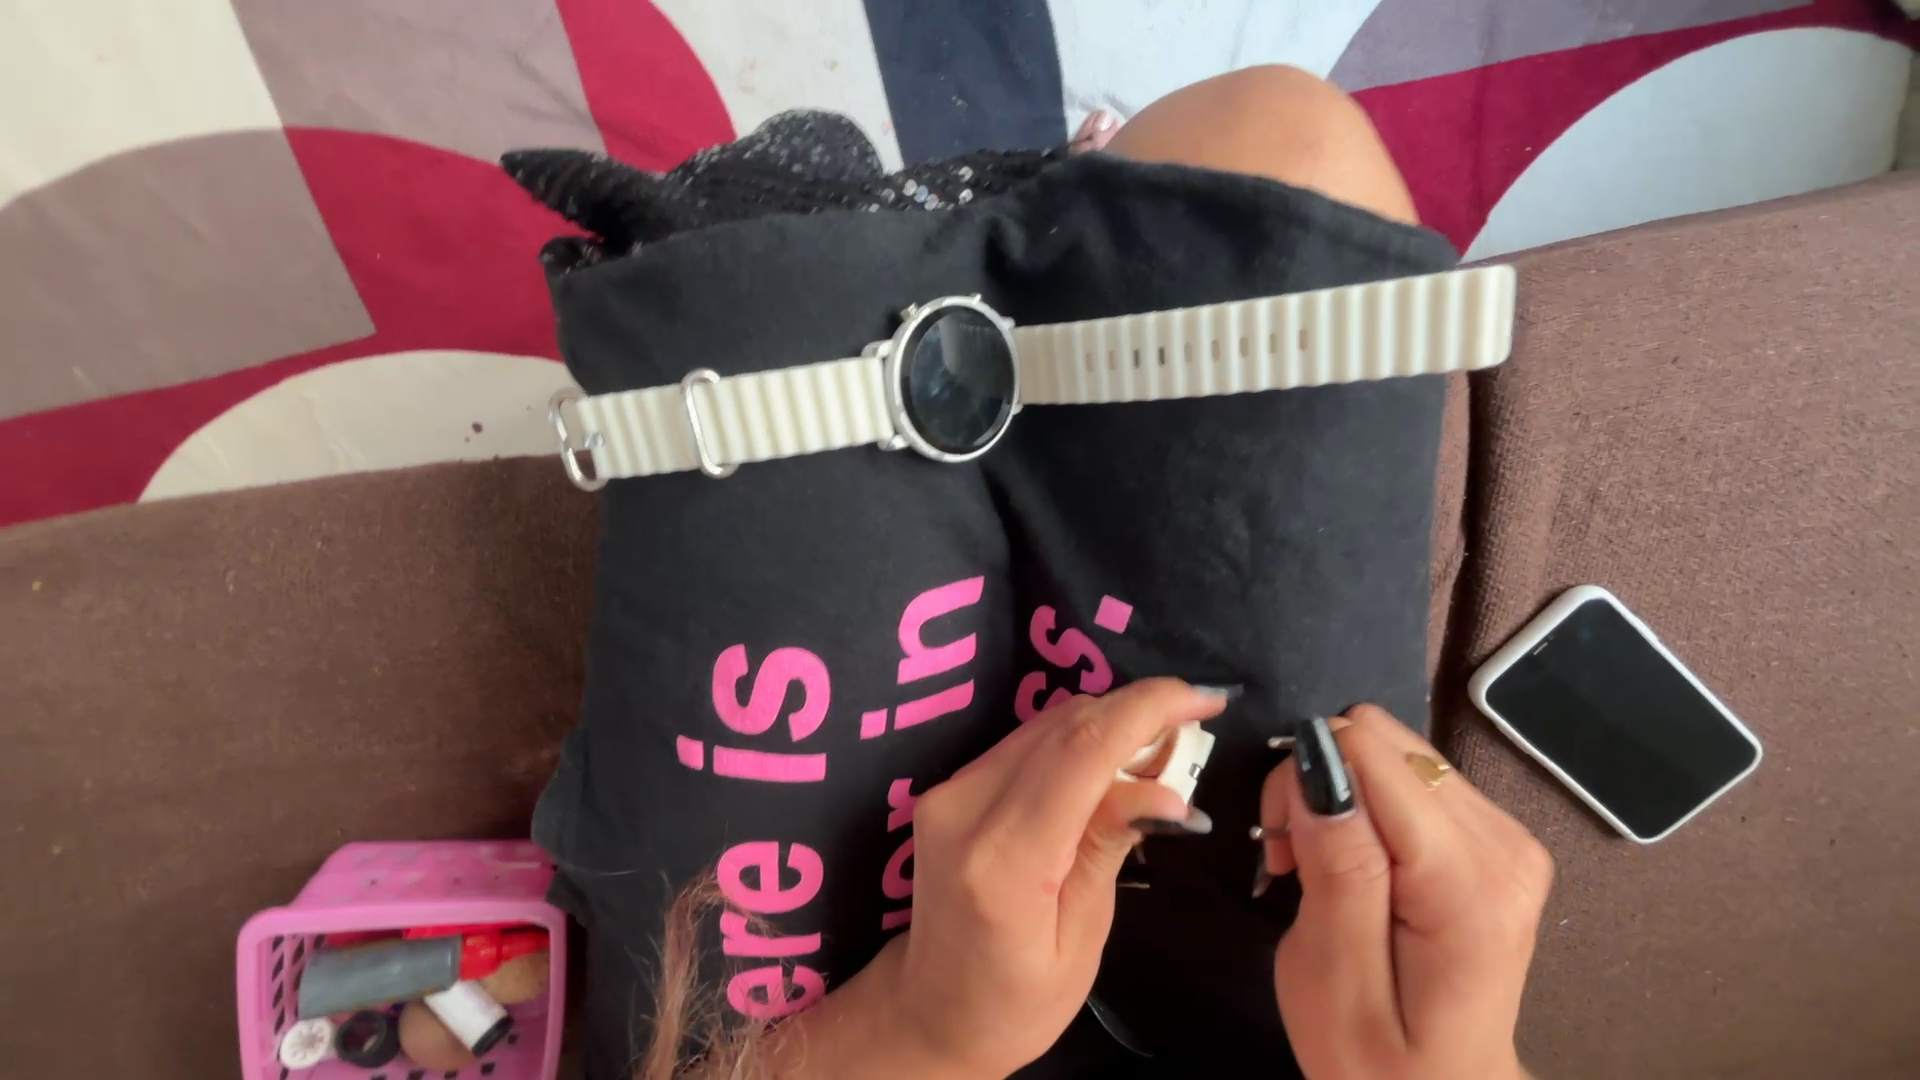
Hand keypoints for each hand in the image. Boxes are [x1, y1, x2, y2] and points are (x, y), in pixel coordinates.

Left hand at [873, 680, 1226, 1078]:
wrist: (931, 1007)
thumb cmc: (1017, 1000)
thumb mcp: (1082, 937)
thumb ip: (1110, 845)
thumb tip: (1167, 789)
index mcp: (1003, 859)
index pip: (1080, 753)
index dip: (1146, 711)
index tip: (1204, 699)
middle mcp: (965, 806)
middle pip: (1063, 726)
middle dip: (1135, 712)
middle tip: (1192, 727)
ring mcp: (950, 789)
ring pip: (1044, 725)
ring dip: (1107, 722)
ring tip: (1158, 748)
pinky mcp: (949, 785)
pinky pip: (1024, 742)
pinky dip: (1074, 740)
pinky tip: (1108, 761)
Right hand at [1261, 706, 1552, 1079]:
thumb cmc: (1379, 1059)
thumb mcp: (1333, 978)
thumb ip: (1336, 867)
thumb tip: (1316, 763)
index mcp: (1467, 880)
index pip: (1367, 752)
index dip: (1303, 781)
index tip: (1285, 849)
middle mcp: (1501, 840)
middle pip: (1376, 740)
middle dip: (1317, 782)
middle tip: (1299, 856)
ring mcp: (1504, 834)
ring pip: (1385, 747)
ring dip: (1335, 791)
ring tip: (1324, 863)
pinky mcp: (1490, 833)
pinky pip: (1402, 771)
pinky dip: (1360, 801)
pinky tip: (1354, 856)